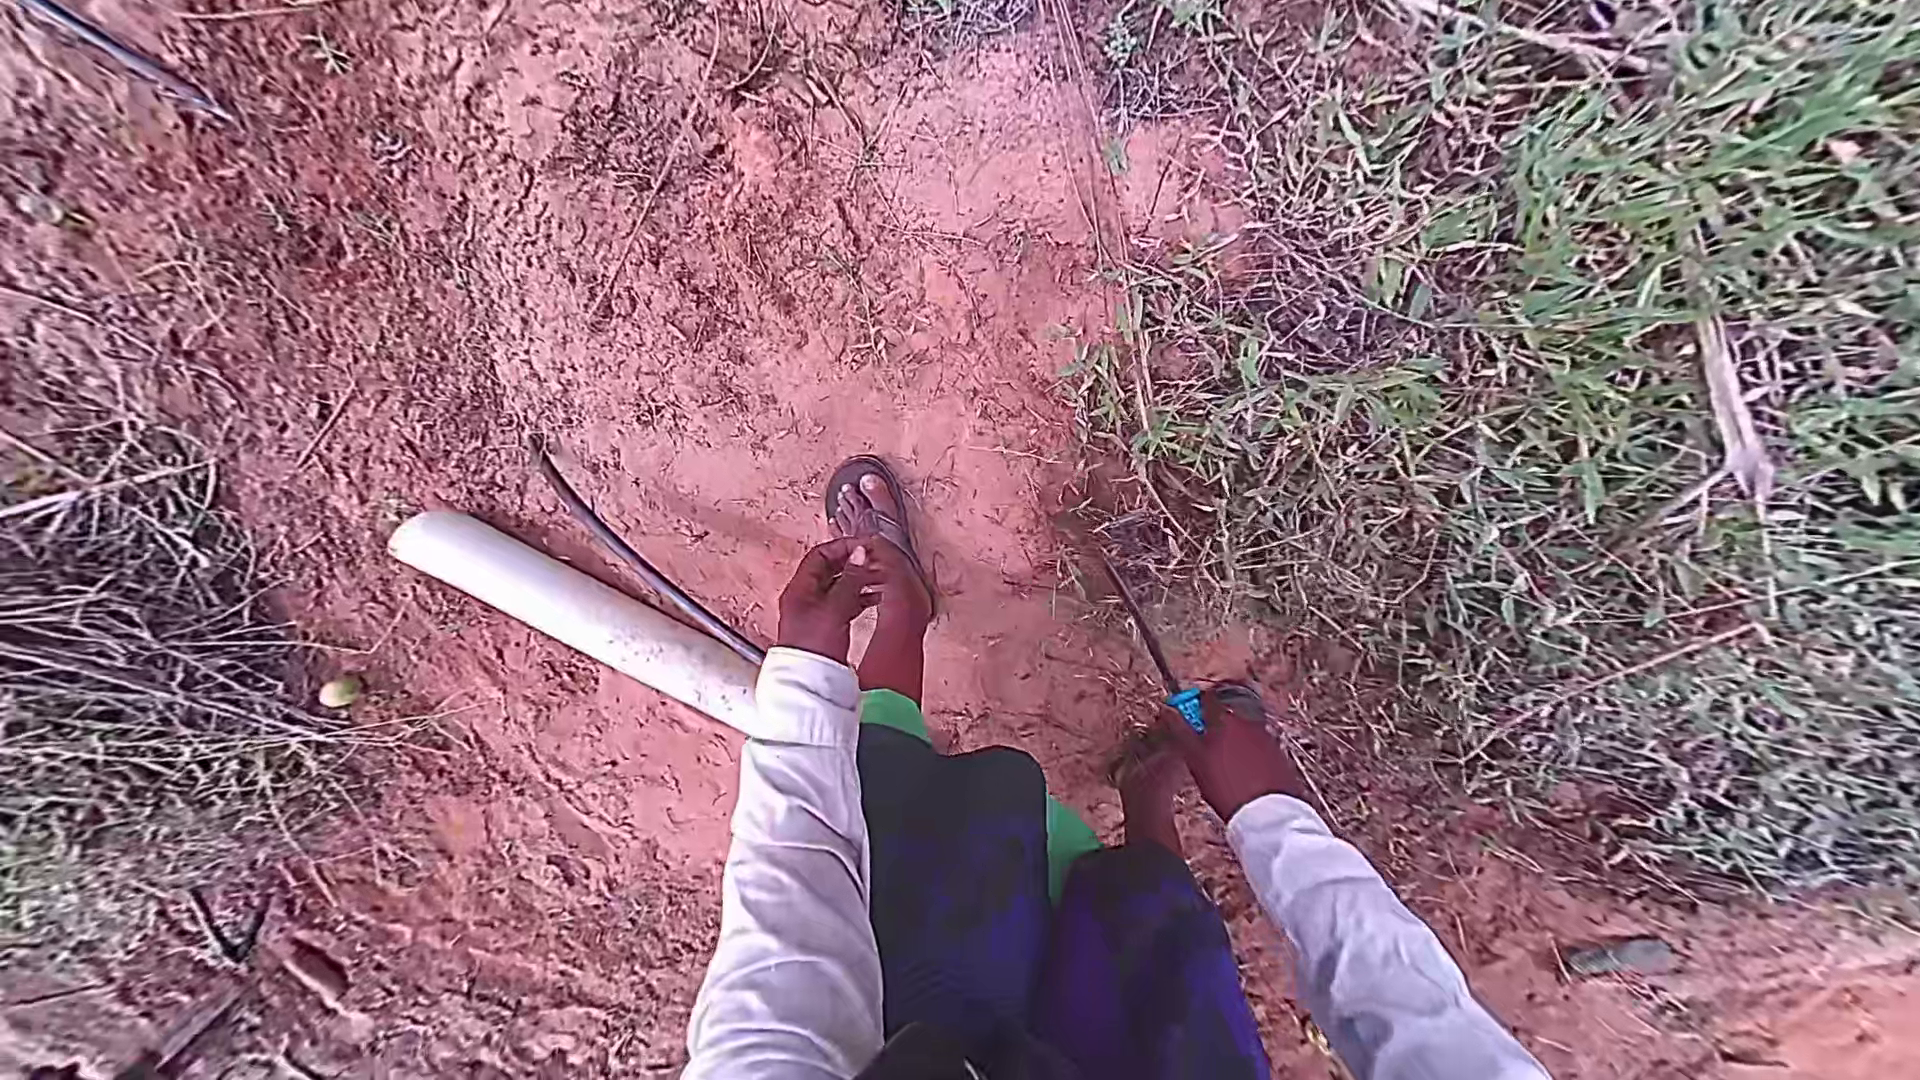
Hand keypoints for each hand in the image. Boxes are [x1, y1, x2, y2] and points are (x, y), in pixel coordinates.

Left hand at [777, 537, 882, 664]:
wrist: (809, 682)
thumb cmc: (813, 647)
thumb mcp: (835, 608)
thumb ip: (850, 579)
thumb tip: (860, 554)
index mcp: (800, 589)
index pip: (820, 555)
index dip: (842, 547)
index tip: (864, 546)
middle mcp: (805, 598)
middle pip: (829, 569)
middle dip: (853, 562)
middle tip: (874, 560)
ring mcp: (815, 613)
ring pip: (839, 586)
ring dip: (858, 579)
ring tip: (879, 576)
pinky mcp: (826, 626)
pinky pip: (844, 603)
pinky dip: (859, 596)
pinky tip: (875, 597)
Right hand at [1161, 686, 1311, 821]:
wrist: (1268, 815)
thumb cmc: (1225, 784)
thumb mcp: (1193, 757)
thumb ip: (1179, 729)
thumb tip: (1166, 709)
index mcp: (1224, 719)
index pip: (1205, 698)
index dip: (1193, 704)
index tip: (1185, 715)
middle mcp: (1247, 723)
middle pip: (1224, 716)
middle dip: (1211, 726)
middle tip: (1199, 745)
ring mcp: (1266, 739)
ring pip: (1241, 732)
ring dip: (1229, 740)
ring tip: (1219, 763)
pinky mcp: (1278, 757)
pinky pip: (1256, 748)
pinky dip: (1246, 754)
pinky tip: (1239, 772)